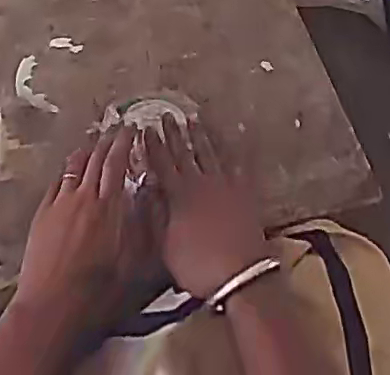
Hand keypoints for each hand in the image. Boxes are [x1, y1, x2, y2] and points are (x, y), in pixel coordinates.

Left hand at [11, 126, 137, 329]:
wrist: (51, 309)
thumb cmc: (97, 292)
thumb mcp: (134, 262)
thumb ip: (146, 226)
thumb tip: (153, 196)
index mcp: (109, 206)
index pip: (117, 162)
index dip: (125, 141)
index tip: (131, 128)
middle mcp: (85, 197)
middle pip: (97, 158)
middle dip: (108, 139)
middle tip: (116, 129)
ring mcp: (60, 204)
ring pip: (75, 166)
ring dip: (87, 150)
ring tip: (94, 143)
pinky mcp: (42, 215)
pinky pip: (56, 182)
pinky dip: (66, 170)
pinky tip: (69, 169)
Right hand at [144, 120, 271, 297]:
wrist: (239, 274)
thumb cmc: (198, 266)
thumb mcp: (167, 247)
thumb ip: (157, 215)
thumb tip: (148, 190)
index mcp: (180, 196)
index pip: (162, 164)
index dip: (154, 146)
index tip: (146, 128)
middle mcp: (200, 184)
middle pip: (184, 153)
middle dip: (174, 133)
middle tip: (167, 115)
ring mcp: (223, 185)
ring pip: (209, 154)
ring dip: (200, 136)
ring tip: (193, 119)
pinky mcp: (242, 192)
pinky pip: (236, 166)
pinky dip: (233, 152)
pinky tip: (232, 141)